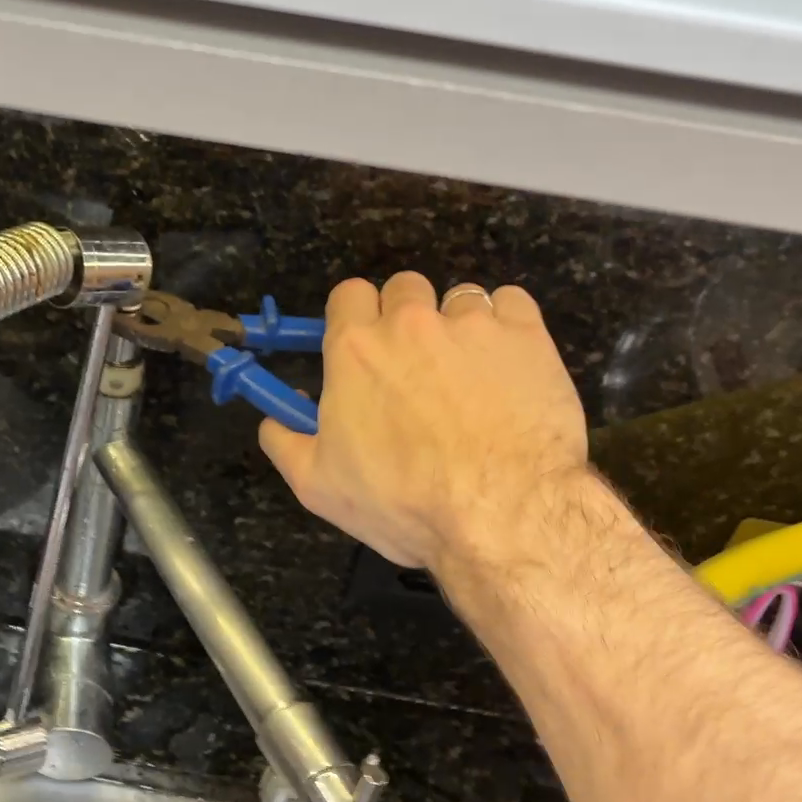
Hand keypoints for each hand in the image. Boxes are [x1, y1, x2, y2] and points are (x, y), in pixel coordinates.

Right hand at [258, 273, 586, 569]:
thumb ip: (283, 440)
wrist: (503, 515)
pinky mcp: (527, 336)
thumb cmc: (402, 500)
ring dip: (458, 325)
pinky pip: (511, 302)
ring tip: (471, 372)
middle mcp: (409, 323)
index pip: (348, 294)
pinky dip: (508, 326)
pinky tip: (509, 362)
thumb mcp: (316, 485)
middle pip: (404, 286)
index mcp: (354, 348)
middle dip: (406, 316)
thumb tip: (274, 417)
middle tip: (416, 364)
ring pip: (459, 297)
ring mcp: (471, 325)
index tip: (363, 345)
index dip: (354, 316)